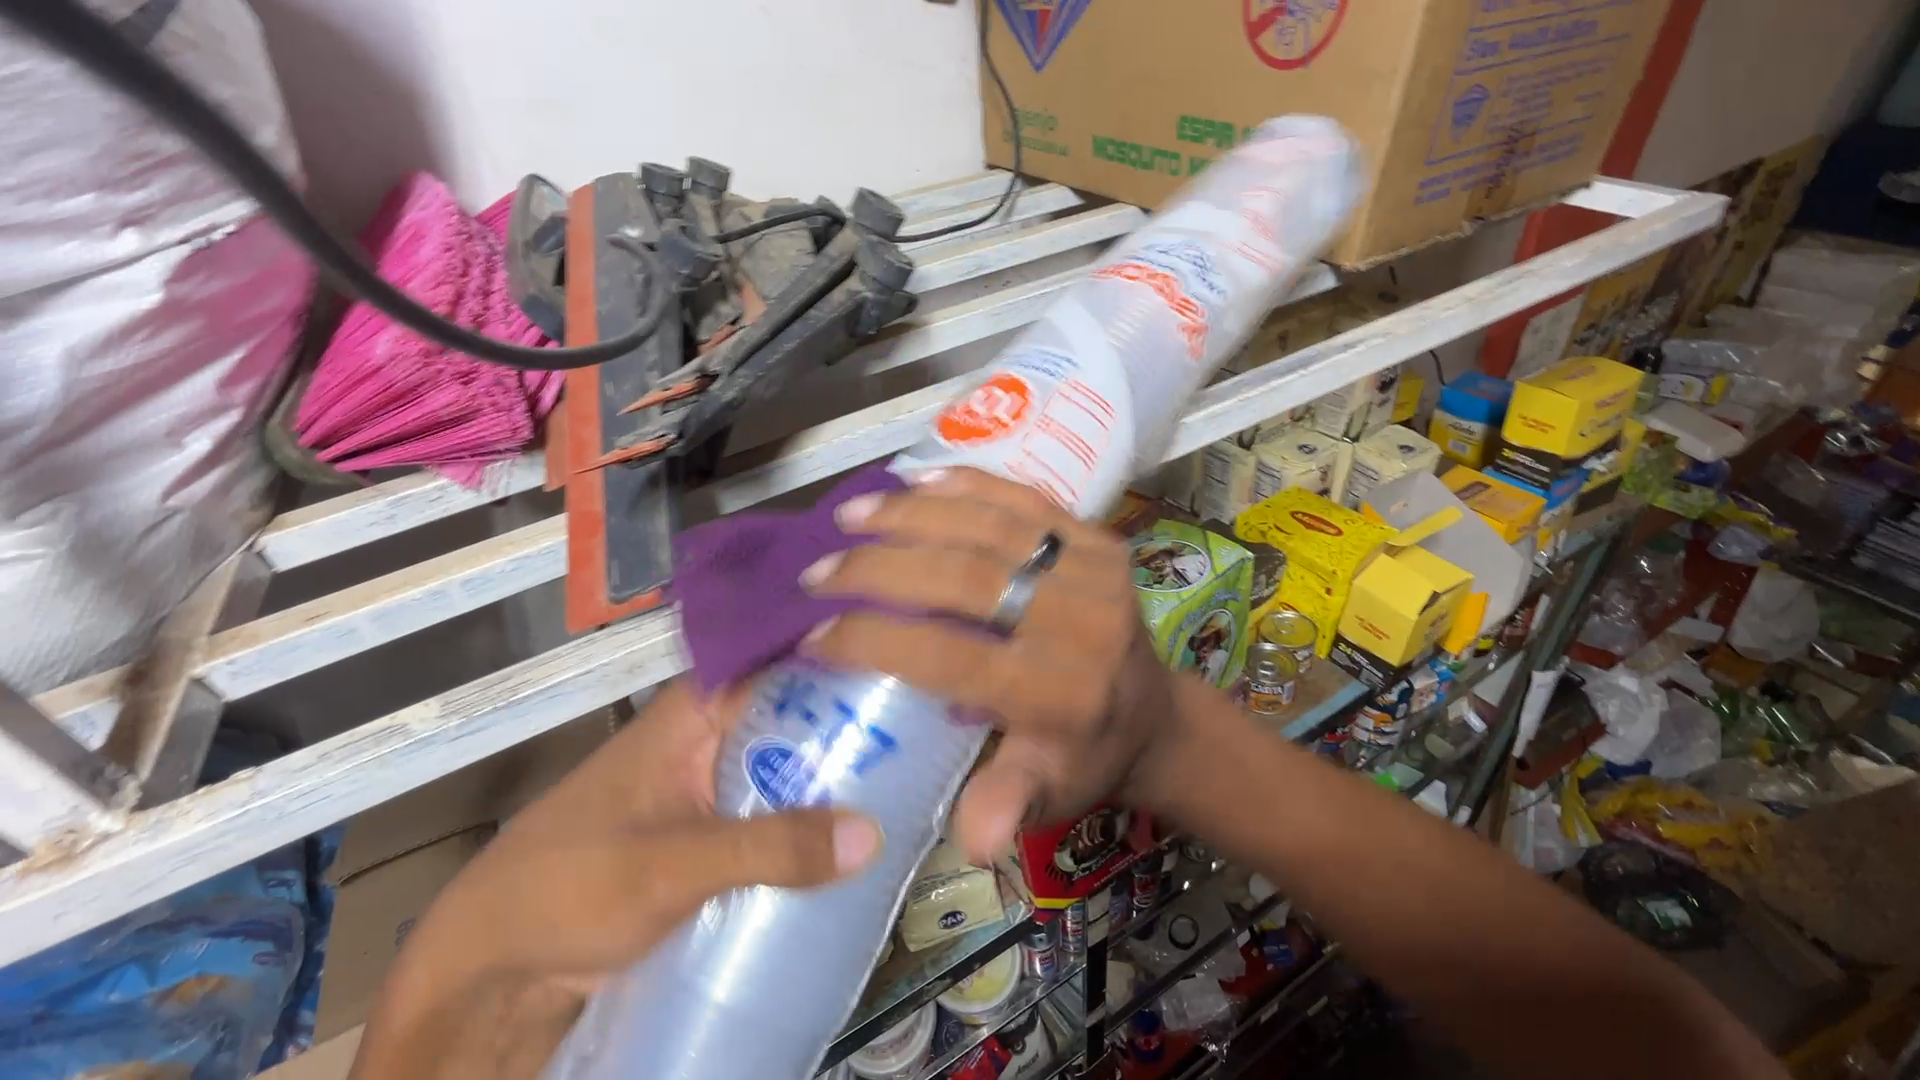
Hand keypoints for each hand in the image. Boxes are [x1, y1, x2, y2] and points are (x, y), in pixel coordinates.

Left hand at [350, 681, 881, 1079]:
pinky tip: (869, 843)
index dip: (843, 656)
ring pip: (794, 773)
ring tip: (924, 784)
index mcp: (693, 714)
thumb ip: (769, 847)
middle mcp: (710, 742)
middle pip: (798, 719)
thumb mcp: (670, 864)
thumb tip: (875, 835)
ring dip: (843, 783)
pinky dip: (818, 829)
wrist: (494, 975)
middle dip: (859, 728)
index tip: (914, 661)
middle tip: (937, 734)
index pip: (780, 663)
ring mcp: (715, 795)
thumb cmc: (568, 888)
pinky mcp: (717, 843)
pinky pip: (781, 822)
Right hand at [797, 467, 1186, 865]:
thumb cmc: (1083, 758)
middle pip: (966, 578)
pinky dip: (965, 484)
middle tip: (819, 572)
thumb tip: (973, 842)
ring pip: (989, 526)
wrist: (1154, 711)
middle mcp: (1080, 622)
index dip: (877, 640)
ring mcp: (1094, 569)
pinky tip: (914, 481)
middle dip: (879, 570)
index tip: (814, 635)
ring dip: (910, 515)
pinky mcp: (1099, 538)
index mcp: (1059, 692)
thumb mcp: (1047, 794)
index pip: (952, 656)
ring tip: (849, 516)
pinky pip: (1024, 499)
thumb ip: (1008, 803)